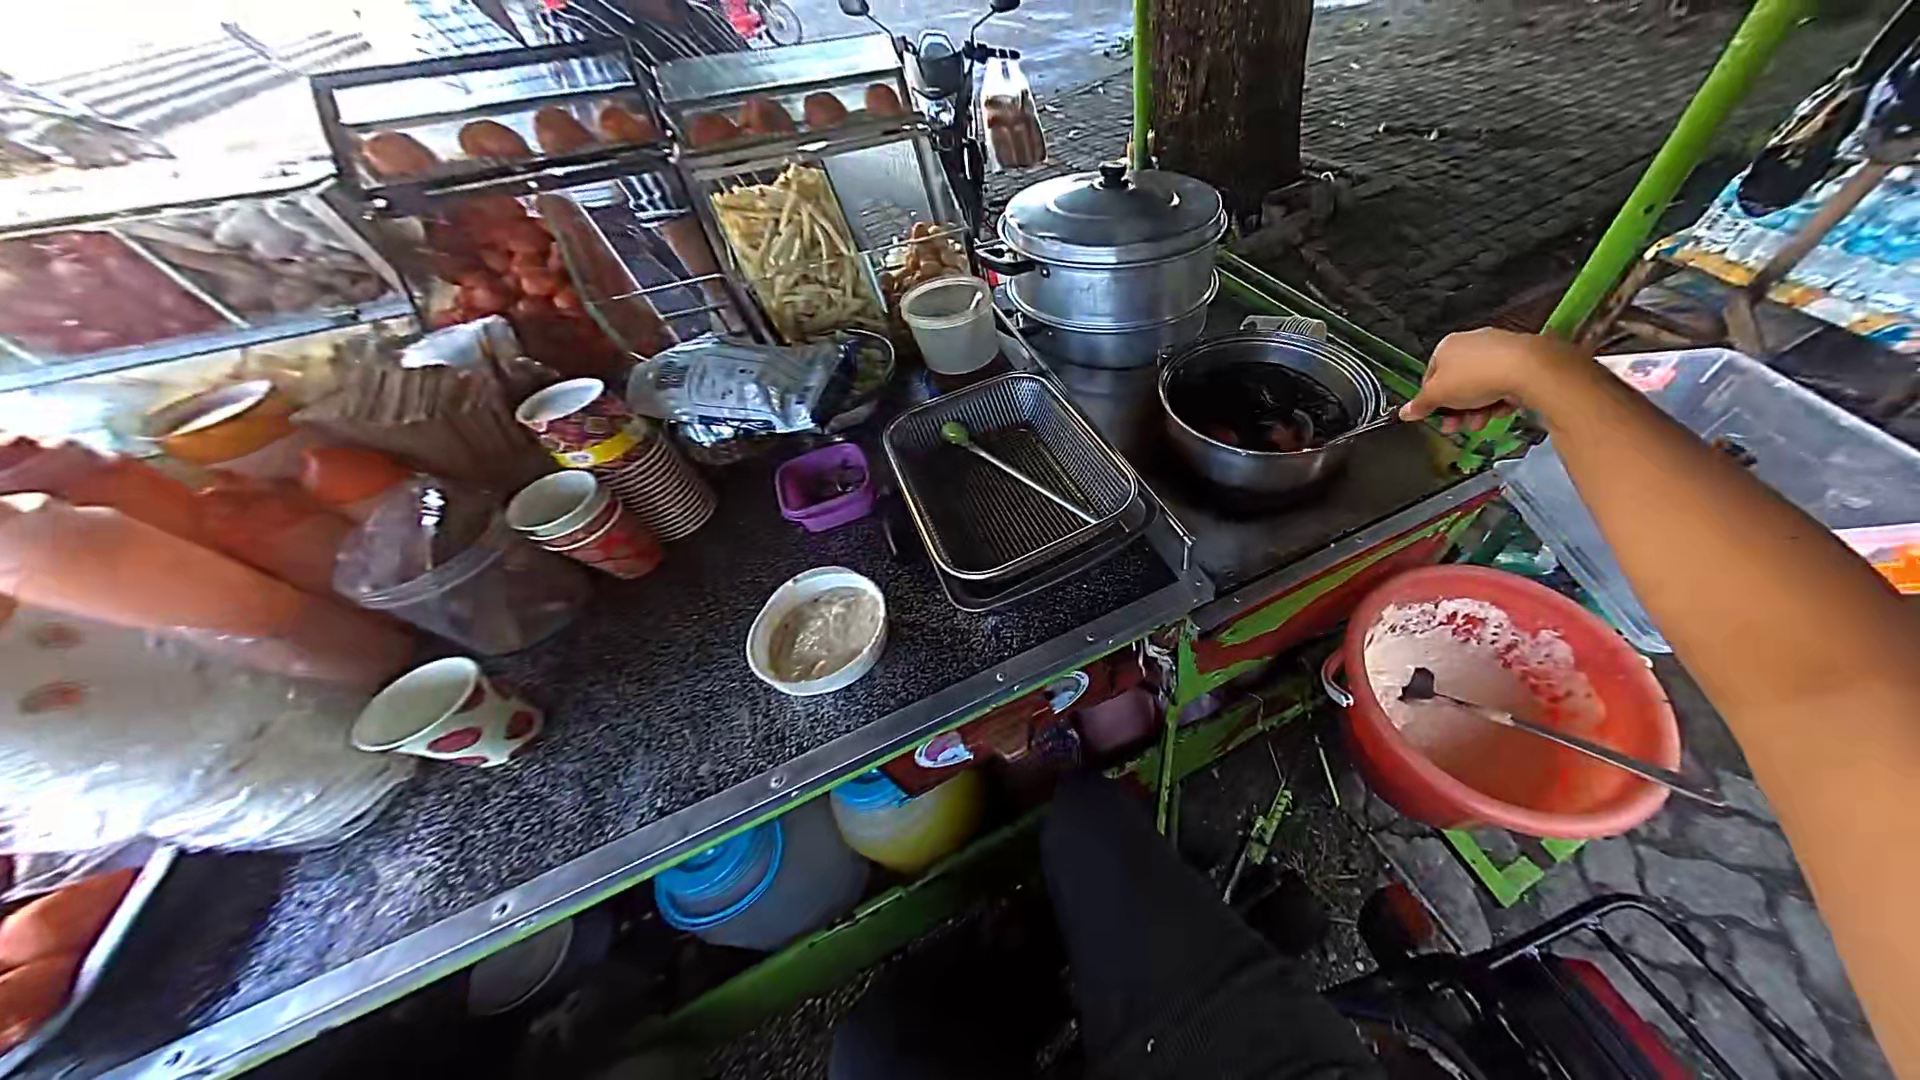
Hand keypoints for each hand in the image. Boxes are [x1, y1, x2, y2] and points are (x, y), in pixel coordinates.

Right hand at [1399, 327, 1591, 433]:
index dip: (1431, 400)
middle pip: (1457, 383)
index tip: (1435, 416)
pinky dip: (1501, 398)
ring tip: (1480, 423)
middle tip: (1456, 425)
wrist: (1531, 368)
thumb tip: (1404, 413)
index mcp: (1447, 346)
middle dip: (1456, 409)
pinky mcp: (1526, 357)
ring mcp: (1501, 348)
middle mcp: (1473, 342)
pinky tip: (1502, 410)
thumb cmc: (1474, 378)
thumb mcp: (1436, 396)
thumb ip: (1419, 405)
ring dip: (1477, 408)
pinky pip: (1505, 381)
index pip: (1430, 377)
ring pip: (1481, 385)